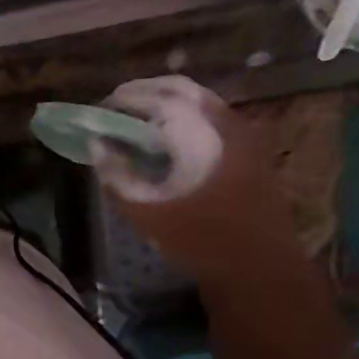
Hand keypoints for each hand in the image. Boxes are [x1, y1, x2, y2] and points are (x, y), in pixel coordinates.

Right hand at [93, 76, 301, 281]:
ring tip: (133, 126)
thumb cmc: (201, 238)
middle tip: (114, 112)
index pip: (156, 95)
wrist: (262, 268)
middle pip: (180, 90)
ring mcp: (243, 136)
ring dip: (164, 108)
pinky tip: (164, 145)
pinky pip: (209, 121)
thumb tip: (97, 145)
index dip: (123, 98)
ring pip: (197, 104)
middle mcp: (226, 123)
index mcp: (201, 131)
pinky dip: (182, 121)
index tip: (98, 111)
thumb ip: (117, 175)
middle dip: (143, 96)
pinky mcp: (249, 153)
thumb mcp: (146, 210)